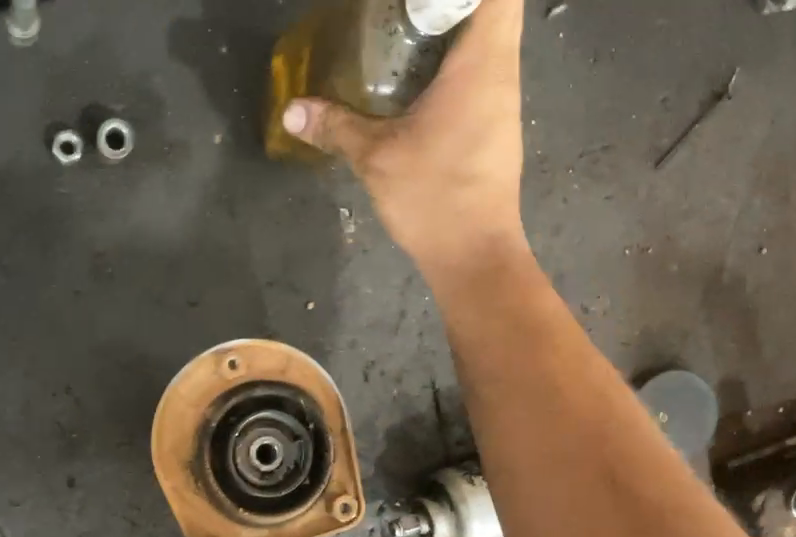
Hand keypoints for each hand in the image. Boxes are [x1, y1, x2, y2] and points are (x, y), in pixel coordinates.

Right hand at [281, 0, 528, 279]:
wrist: (473, 252)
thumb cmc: (433, 195)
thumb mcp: (375, 157)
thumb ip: (336, 126)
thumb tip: (292, 110)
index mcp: (482, 61)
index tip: (416, 3)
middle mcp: (502, 70)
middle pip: (490, 10)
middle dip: (446, 8)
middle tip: (401, 16)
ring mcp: (504, 99)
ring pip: (488, 41)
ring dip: (451, 33)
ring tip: (403, 37)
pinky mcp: (495, 126)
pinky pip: (481, 74)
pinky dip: (453, 65)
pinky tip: (416, 82)